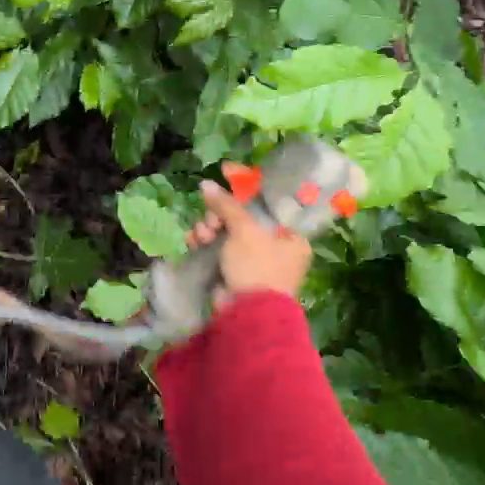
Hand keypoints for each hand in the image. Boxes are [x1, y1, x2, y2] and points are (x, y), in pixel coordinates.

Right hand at [187, 168, 312, 304]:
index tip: (225, 171)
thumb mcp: (245, 230)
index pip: (268, 203)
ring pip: (225, 230)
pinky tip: (194, 242)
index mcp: (291, 237)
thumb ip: (227, 205)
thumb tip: (205, 184)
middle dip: (219, 215)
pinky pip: (216, 246)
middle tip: (210, 220)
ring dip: (208, 228)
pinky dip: (204, 242)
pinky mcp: (234, 270)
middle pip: (241, 216)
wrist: (248, 313)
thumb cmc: (258, 267)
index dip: (246, 187)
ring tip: (200, 235)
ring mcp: (254, 260)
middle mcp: (275, 247)